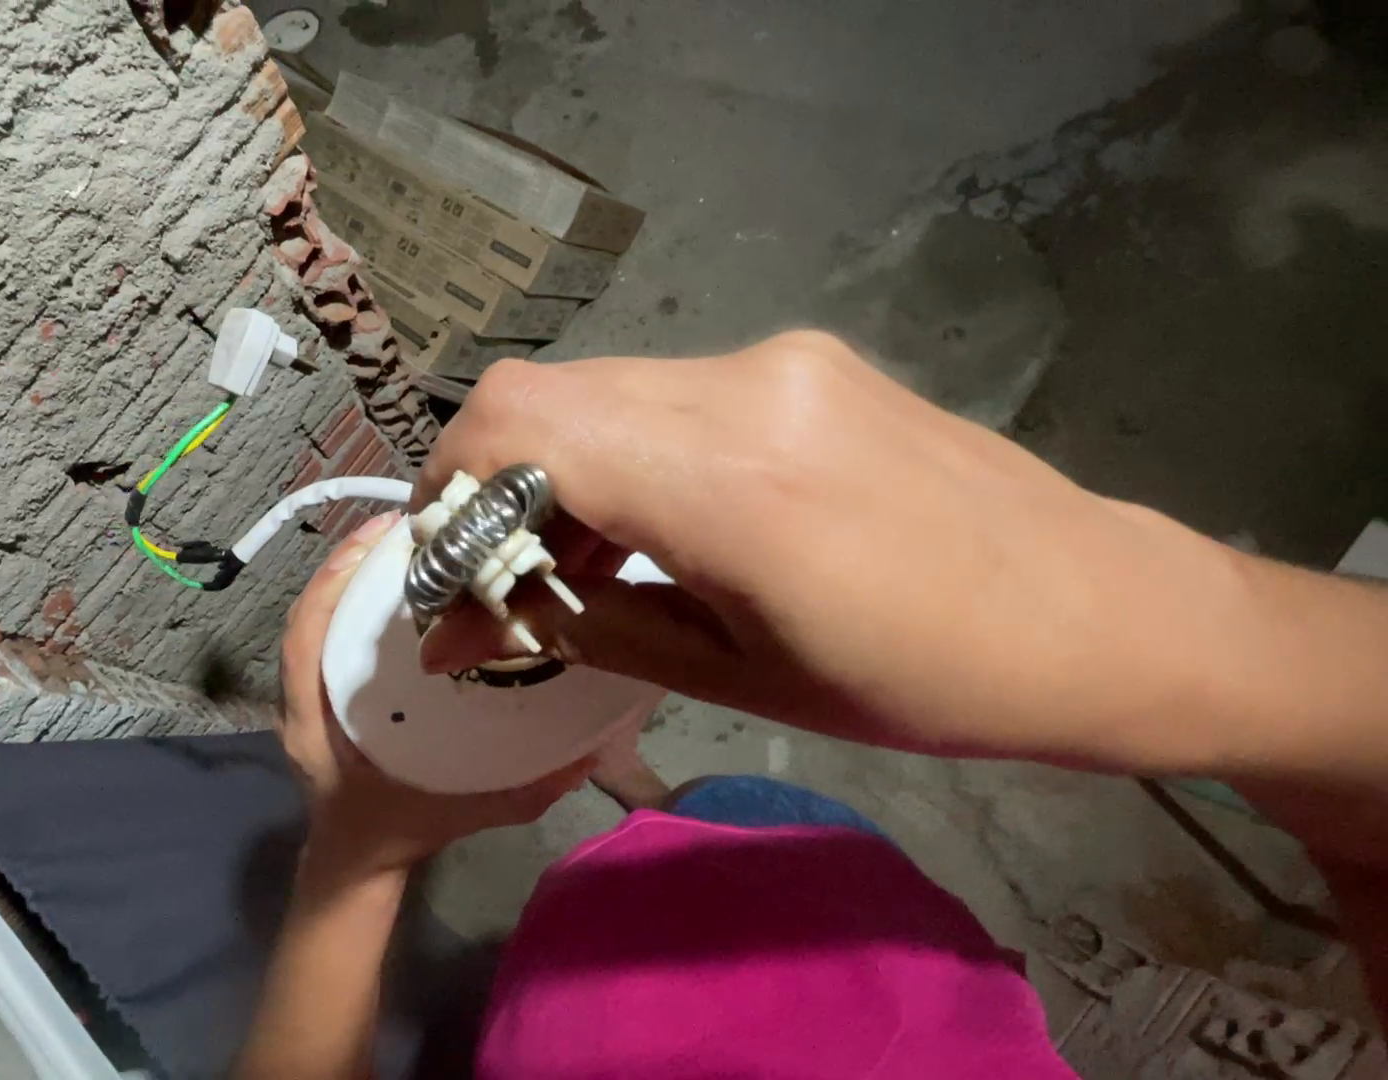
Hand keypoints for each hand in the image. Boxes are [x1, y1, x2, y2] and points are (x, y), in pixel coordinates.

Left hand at [278, 512, 591, 884]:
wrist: (355, 864)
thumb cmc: (397, 835)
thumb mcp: (464, 814)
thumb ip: (522, 790)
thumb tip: (586, 753)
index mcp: (318, 723)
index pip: (306, 637)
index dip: (333, 582)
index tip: (378, 540)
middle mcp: (302, 702)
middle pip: (308, 616)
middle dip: (346, 564)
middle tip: (398, 528)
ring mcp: (304, 697)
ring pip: (311, 623)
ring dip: (345, 578)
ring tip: (392, 544)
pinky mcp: (316, 695)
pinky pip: (321, 638)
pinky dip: (345, 603)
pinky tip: (386, 588)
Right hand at [416, 331, 1267, 775]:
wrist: (1103, 613)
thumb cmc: (917, 681)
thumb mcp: (727, 676)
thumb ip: (579, 628)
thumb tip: (454, 631)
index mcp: (730, 482)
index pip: (521, 427)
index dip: (448, 487)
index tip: (439, 561)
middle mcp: (741, 386)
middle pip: (540, 393)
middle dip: (485, 482)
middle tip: (490, 567)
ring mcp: (771, 361)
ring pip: (592, 390)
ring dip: (548, 469)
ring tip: (563, 559)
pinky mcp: (790, 361)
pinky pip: (653, 393)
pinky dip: (610, 453)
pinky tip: (634, 520)